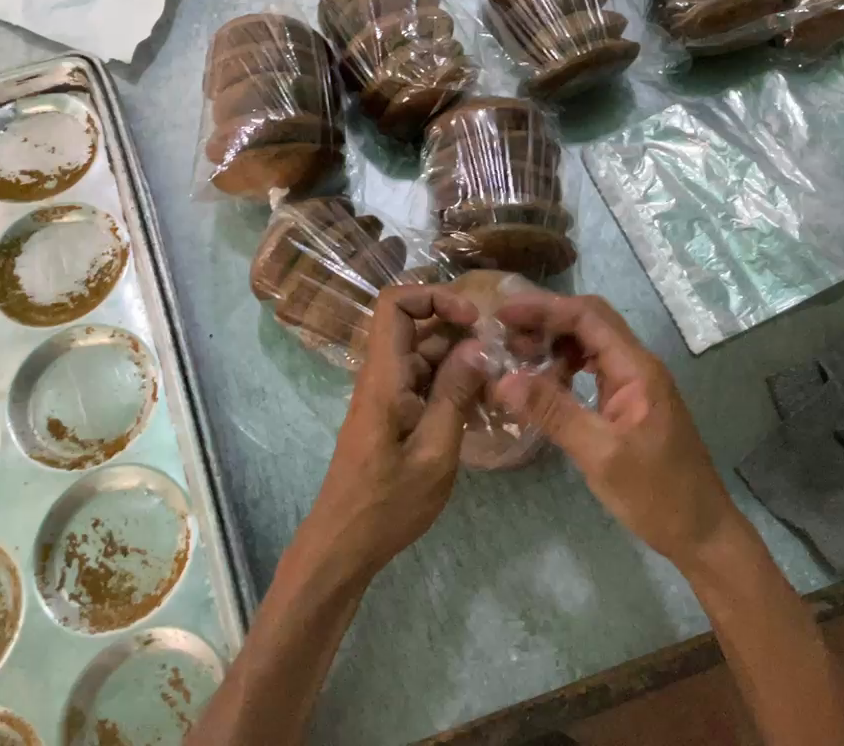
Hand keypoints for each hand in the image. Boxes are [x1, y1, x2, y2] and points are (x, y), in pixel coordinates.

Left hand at [298, 284, 486, 587]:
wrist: (343, 546)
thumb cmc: (388, 504)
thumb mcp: (435, 452)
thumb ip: (456, 394)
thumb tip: (478, 345)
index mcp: (384, 377)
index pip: (396, 304)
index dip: (435, 297)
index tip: (474, 321)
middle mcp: (382, 376)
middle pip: (416, 327)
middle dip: (459, 329)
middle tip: (501, 353)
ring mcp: (386, 395)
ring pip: (424, 355)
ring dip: (460, 360)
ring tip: (498, 382)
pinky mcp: (392, 415)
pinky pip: (423, 381)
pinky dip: (451, 384)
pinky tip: (480, 406)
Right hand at [492, 291, 743, 566]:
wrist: (702, 532)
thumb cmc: (657, 494)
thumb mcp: (600, 454)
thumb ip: (554, 412)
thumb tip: (504, 379)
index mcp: (637, 368)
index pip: (588, 316)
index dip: (544, 308)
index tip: (503, 313)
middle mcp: (637, 366)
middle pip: (589, 322)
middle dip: (546, 320)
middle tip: (502, 332)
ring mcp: (635, 385)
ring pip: (590, 345)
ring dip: (554, 344)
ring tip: (514, 356)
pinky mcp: (629, 404)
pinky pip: (593, 371)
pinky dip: (564, 369)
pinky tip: (540, 384)